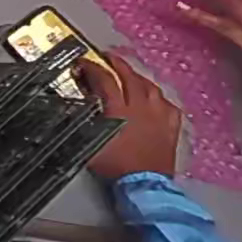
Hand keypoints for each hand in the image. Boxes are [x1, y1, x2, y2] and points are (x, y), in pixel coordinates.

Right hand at [82, 53, 182, 180]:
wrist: (145, 184)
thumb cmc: (115, 166)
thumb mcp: (89, 144)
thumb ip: (81, 124)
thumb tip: (70, 109)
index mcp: (119, 110)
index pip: (105, 81)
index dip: (93, 68)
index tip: (83, 62)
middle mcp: (141, 108)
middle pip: (130, 77)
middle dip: (117, 64)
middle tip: (107, 57)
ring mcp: (159, 116)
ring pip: (151, 87)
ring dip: (138, 77)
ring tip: (130, 73)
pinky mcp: (171, 127)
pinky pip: (168, 105)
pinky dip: (159, 98)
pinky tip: (155, 99)